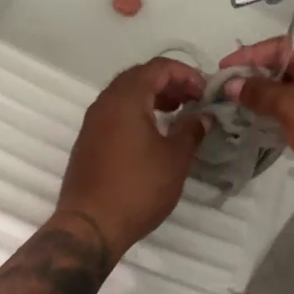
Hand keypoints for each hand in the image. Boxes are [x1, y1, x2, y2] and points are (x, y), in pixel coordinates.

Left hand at [56, 57, 207, 256]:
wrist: (90, 226)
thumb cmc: (137, 188)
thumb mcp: (175, 159)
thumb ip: (191, 131)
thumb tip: (202, 117)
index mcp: (126, 99)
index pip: (158, 68)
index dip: (186, 74)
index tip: (205, 91)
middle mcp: (105, 102)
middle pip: (139, 76)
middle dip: (169, 82)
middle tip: (193, 99)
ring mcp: (93, 121)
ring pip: (125, 94)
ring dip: (152, 96)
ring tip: (177, 112)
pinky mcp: (88, 140)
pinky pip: (115, 112)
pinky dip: (137, 111)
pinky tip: (153, 133)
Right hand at [219, 36, 293, 191]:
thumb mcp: (290, 106)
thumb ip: (258, 92)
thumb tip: (231, 84)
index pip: (284, 44)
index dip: (250, 55)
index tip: (224, 67)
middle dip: (262, 77)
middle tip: (233, 89)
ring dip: (276, 95)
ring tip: (247, 106)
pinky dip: (293, 108)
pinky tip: (274, 121)